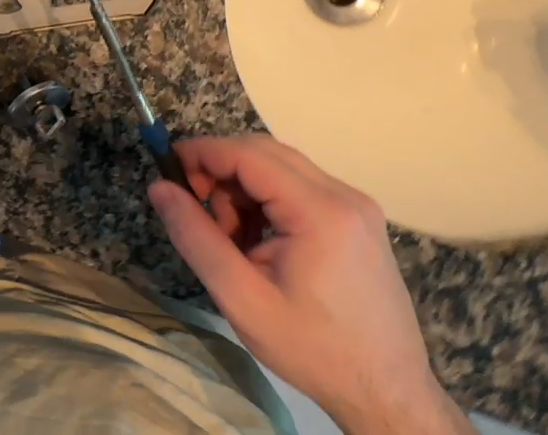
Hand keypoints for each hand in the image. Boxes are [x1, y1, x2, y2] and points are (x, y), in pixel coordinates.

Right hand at [149, 136, 471, 434]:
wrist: (389, 395)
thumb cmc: (313, 349)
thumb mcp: (240, 297)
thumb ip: (195, 236)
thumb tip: (159, 187)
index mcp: (320, 212)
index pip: (247, 154)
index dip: (200, 153)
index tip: (166, 173)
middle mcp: (345, 197)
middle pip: (263, 151)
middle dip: (218, 170)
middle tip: (194, 207)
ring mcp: (356, 209)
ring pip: (278, 167)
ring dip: (241, 188)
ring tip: (231, 238)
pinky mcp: (357, 222)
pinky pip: (297, 187)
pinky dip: (265, 200)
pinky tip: (258, 242)